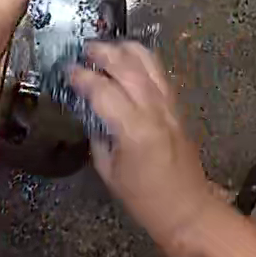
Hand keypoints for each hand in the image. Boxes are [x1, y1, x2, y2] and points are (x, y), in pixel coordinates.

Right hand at [69, 41, 217, 240]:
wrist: (187, 209)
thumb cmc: (144, 198)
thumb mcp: (109, 172)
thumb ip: (98, 137)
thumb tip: (90, 113)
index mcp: (134, 130)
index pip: (103, 91)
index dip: (82, 77)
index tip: (68, 71)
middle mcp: (154, 111)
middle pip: (128, 67)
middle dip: (104, 53)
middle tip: (85, 50)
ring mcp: (169, 106)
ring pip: (149, 64)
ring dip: (126, 50)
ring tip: (108, 47)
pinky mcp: (178, 107)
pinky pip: (160, 74)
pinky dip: (143, 61)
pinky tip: (130, 60)